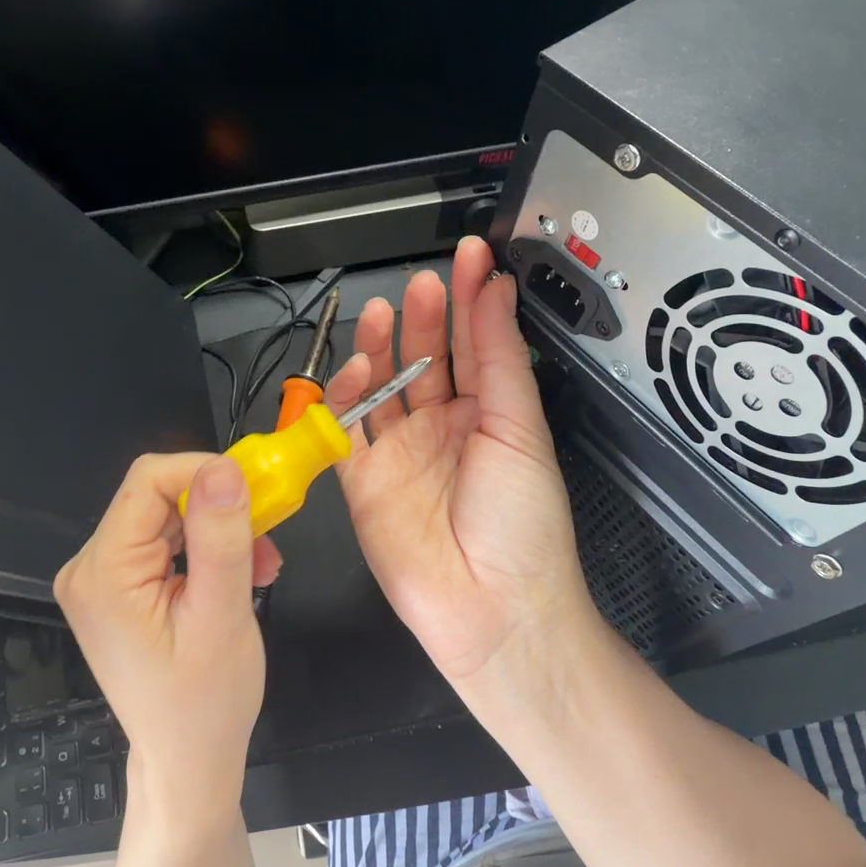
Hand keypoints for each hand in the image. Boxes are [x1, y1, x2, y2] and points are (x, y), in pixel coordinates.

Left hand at [54, 454, 280, 806]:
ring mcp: (101, 580)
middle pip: (157, 497)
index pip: (148, 481)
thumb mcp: (222, 617)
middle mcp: (89, 568)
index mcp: (103, 574)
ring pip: (166, 518)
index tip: (256, 492)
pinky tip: (237, 576)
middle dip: (217, 510)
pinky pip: (163, 545)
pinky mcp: (118, 591)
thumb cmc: (206, 703)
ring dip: (217, 533)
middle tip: (267, 539)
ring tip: (259, 568)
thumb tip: (224, 467)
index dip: (203, 472)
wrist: (188, 761)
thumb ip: (220, 540)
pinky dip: (204, 552)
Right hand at [324, 236, 600, 691]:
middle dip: (422, 317)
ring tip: (384, 312)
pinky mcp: (362, 482)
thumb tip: (497, 291)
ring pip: (379, 387)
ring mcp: (399, 454)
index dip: (469, 299)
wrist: (492, 610)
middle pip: (422, 359)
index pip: (472, 344)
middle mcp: (441, 430)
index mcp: (487, 417)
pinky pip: (344, 430)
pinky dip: (342, 397)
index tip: (469, 255)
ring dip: (379, 348)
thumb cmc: (523, 528)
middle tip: (423, 282)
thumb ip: (499, 357)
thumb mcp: (520, 430)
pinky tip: (355, 368)